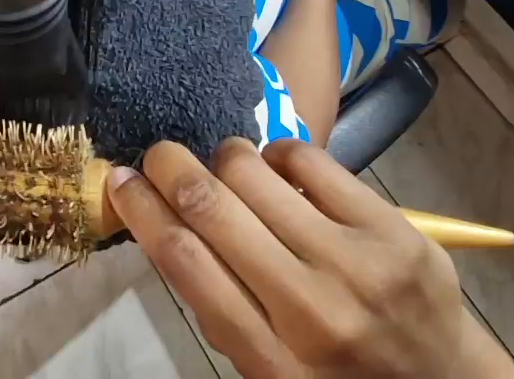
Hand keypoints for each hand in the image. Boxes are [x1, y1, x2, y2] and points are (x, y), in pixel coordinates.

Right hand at [108, 139, 513, 378]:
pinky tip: (282, 176)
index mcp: (270, 359)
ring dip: (223, 159)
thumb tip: (156, 213)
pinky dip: (276, 156)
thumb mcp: (264, 370)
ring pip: (250, 169)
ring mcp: (359, 266)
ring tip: (229, 171)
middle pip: (208, 203)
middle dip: (166, 163)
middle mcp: (311, 312)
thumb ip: (215, 300)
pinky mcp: (395, 230)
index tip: (118, 178)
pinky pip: (303, 157)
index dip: (139, 207)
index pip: (183, 260)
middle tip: (158, 156)